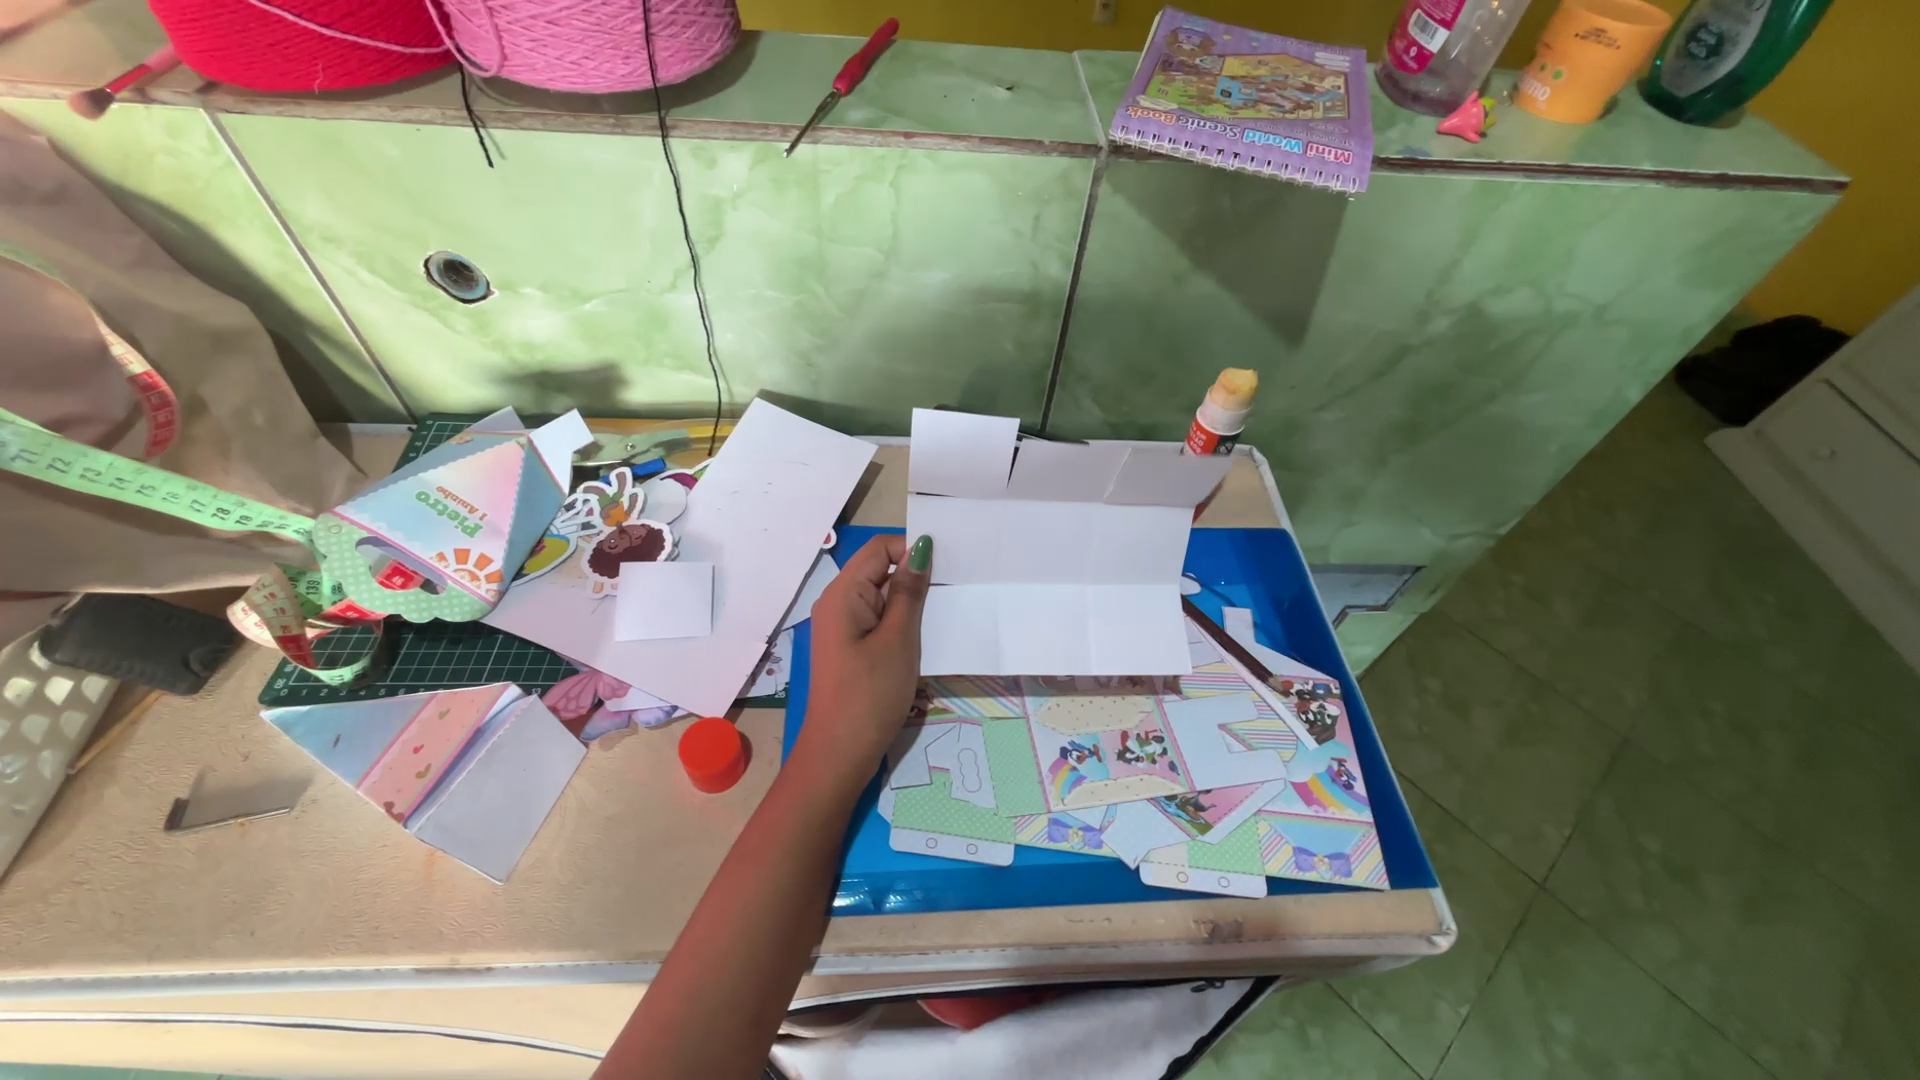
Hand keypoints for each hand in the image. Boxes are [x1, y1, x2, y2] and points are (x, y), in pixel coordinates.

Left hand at [793, 534, 931, 782]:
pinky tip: (924, 636)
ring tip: (944, 612)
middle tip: (954, 589)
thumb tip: (921, 548)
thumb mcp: (899, 638)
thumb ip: (909, 591)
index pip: (879, 548)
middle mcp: (838, 603)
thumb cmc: (871, 693)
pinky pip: (878, 619)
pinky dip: (901, 621)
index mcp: (843, 593)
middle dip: (914, 575)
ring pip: (881, 596)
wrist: (841, 751)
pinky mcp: (850, 647)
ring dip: (910, 601)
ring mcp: (842, 626)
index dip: (911, 548)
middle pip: (879, 569)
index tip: (947, 566)